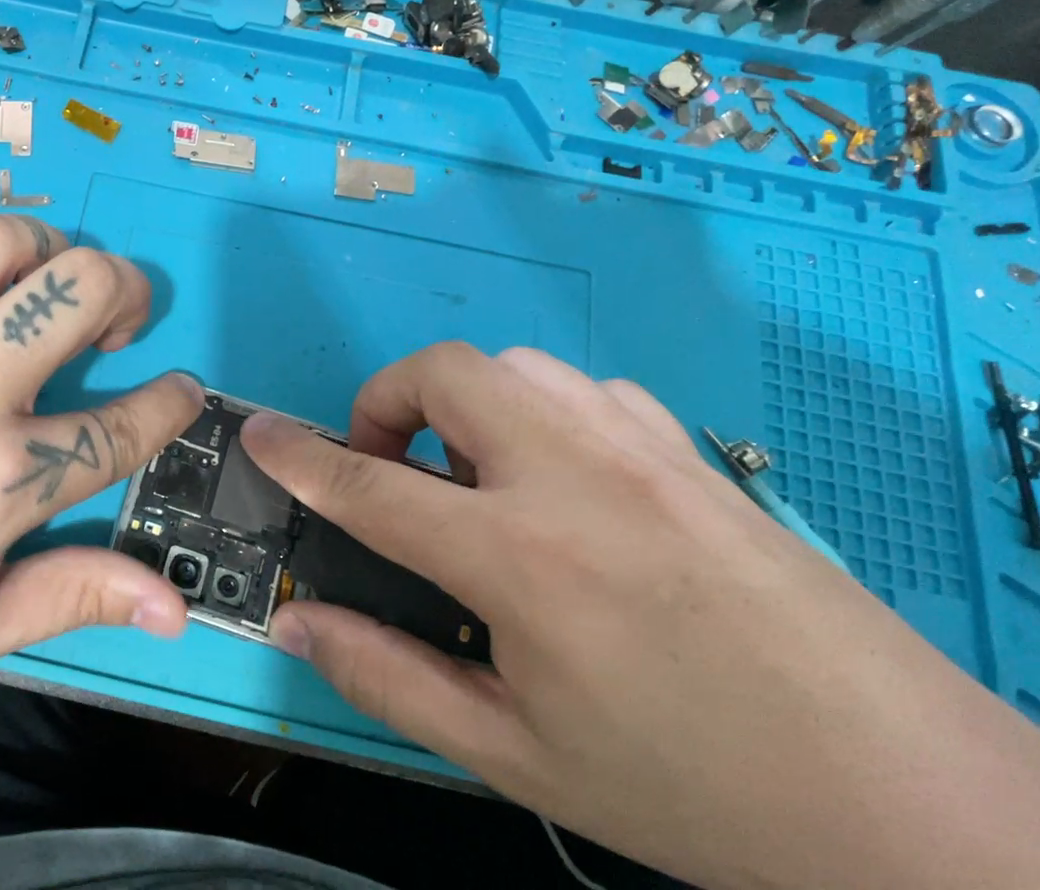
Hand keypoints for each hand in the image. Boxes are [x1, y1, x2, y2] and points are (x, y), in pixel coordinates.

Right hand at [241, 344, 1039, 889]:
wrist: (910, 802)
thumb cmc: (687, 786)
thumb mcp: (510, 754)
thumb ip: (386, 677)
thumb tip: (295, 624)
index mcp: (521, 558)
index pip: (371, 485)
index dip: (301, 457)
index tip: (259, 433)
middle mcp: (578, 478)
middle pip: (449, 373)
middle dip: (385, 402)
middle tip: (385, 470)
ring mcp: (649, 455)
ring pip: (521, 367)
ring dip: (464, 404)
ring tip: (467, 478)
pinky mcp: (701, 458)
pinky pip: (591, 393)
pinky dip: (540, 413)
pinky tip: (554, 480)